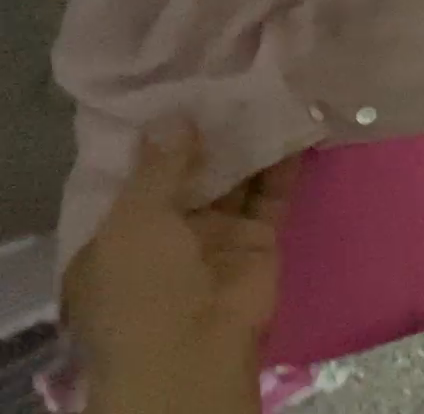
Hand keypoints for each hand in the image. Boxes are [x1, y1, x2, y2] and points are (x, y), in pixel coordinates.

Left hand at [62, 123, 300, 413]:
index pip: (138, 178)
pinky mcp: (260, 235)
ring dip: (252, 146)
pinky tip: (299, 129)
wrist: (195, 342)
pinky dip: (286, 164)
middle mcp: (167, 231)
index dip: (159, 141)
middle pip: (193, 175)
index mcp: (119, 234)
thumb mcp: (134, 224)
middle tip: (237, 87)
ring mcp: (216, 234)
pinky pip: (273, 193)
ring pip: (236, 180)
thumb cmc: (143, 286)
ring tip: (273, 98)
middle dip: (213, 137)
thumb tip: (174, 117)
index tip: (183, 96)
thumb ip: (161, 169)